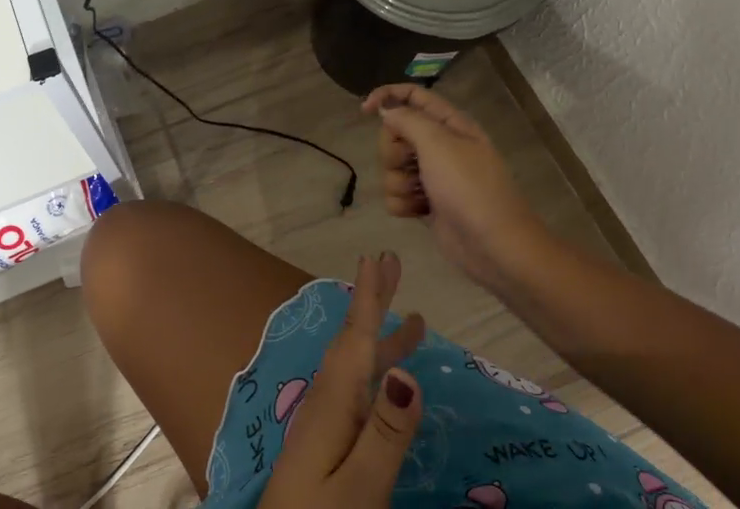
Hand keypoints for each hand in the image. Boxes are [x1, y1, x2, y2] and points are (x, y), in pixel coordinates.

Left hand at [257, 253, 425, 508]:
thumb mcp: (362, 483)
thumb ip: (386, 432)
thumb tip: (410, 373)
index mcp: (334, 404)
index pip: (354, 339)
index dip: (368, 297)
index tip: (376, 256)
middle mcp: (326, 402)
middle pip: (352, 341)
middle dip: (372, 303)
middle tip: (391, 264)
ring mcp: (324, 421)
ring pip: (356, 365)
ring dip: (380, 337)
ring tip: (414, 319)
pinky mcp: (325, 440)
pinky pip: (356, 387)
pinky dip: (375, 369)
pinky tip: (389, 376)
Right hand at [361, 84, 552, 282]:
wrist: (493, 245)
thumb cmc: (469, 188)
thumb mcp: (438, 144)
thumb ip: (407, 120)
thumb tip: (387, 110)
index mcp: (450, 125)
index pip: (413, 96)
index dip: (387, 96)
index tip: (365, 111)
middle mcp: (440, 147)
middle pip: (394, 135)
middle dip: (393, 152)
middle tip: (410, 163)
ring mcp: (432, 177)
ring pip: (391, 168)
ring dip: (399, 182)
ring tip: (420, 195)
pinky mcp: (425, 204)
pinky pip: (396, 195)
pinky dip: (404, 204)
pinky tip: (420, 212)